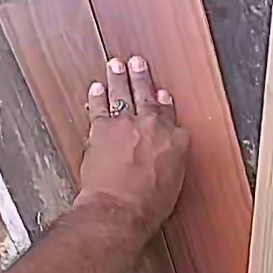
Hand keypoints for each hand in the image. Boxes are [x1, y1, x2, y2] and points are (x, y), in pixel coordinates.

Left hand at [75, 55, 188, 233]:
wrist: (121, 209)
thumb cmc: (147, 208)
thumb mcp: (172, 186)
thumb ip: (170, 165)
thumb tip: (163, 163)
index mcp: (176, 141)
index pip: (170, 116)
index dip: (164, 104)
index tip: (161, 95)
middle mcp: (154, 126)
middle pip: (147, 96)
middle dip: (142, 78)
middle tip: (138, 62)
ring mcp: (127, 123)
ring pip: (123, 94)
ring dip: (119, 77)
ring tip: (116, 64)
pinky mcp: (103, 128)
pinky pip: (99, 107)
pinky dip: (97, 96)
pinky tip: (96, 88)